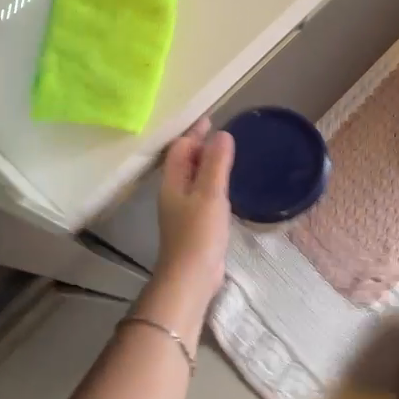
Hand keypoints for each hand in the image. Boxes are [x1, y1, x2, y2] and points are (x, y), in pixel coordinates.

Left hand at [155, 118, 234, 296]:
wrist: (191, 278)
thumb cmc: (198, 233)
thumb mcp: (210, 193)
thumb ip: (216, 163)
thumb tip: (222, 134)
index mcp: (172, 183)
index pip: (180, 149)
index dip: (194, 134)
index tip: (211, 120)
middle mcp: (174, 194)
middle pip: (184, 162)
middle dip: (199, 146)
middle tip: (221, 134)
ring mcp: (182, 210)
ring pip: (192, 178)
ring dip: (206, 164)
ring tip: (225, 155)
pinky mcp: (194, 224)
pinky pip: (201, 194)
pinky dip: (211, 182)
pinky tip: (225, 186)